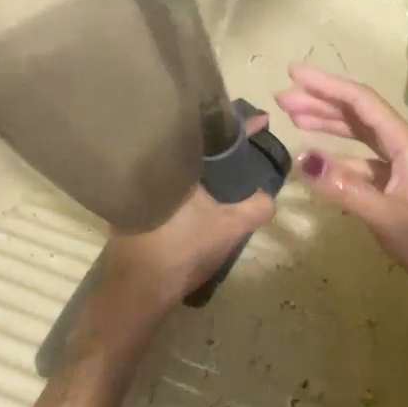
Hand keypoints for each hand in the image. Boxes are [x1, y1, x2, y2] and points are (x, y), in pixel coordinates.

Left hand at [99, 115, 276, 312]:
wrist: (138, 286)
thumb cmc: (183, 248)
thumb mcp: (230, 227)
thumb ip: (256, 208)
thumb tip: (269, 197)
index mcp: (177, 162)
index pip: (214, 133)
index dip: (240, 127)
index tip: (261, 119)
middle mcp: (157, 167)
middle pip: (194, 145)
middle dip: (220, 142)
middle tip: (245, 144)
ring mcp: (144, 187)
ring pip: (181, 165)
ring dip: (203, 164)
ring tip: (229, 167)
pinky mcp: (138, 206)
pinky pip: (171, 182)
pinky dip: (190, 182)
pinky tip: (204, 195)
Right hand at [275, 64, 407, 304]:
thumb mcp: (388, 216)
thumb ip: (345, 188)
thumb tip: (302, 158)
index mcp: (406, 143)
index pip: (361, 102)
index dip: (326, 84)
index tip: (293, 73)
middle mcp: (404, 147)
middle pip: (358, 114)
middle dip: (321, 102)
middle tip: (283, 99)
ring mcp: (403, 168)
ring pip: (360, 136)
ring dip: (328, 125)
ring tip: (295, 119)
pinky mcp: (400, 188)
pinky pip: (363, 162)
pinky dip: (339, 157)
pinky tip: (320, 163)